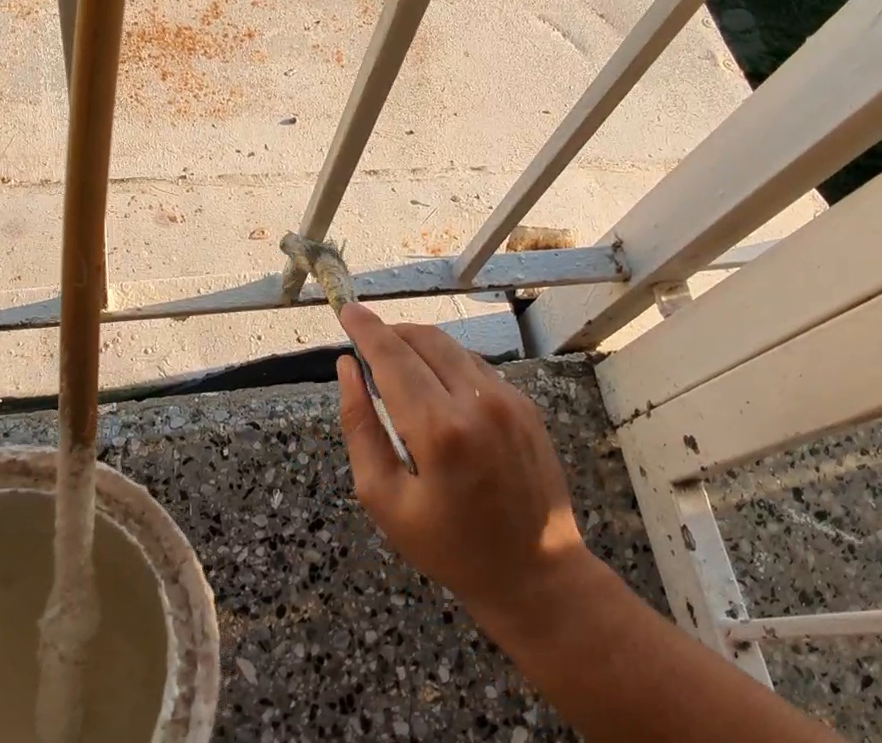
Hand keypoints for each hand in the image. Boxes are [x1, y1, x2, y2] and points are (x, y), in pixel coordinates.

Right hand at [336, 302, 589, 625]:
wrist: (535, 572)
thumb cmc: (448, 545)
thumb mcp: (384, 498)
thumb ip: (360, 427)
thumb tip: (346, 370)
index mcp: (438, 429)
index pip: (392, 357)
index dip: (366, 330)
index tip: (346, 309)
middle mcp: (477, 402)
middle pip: (423, 341)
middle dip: (389, 332)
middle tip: (364, 339)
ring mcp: (508, 400)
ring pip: (451, 348)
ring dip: (417, 344)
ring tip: (394, 361)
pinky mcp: (526, 405)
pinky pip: (476, 366)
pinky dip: (446, 362)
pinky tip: (434, 384)